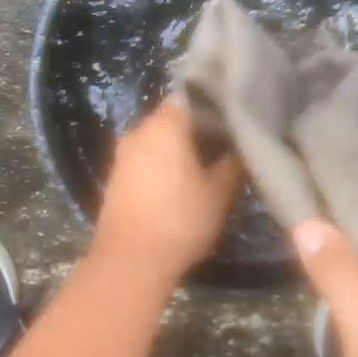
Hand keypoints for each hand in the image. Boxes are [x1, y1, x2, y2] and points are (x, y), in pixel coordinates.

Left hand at [93, 96, 241, 285]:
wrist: (130, 261)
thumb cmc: (181, 220)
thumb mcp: (219, 193)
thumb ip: (232, 163)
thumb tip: (241, 147)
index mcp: (165, 125)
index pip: (191, 95)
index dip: (215, 103)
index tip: (236, 116)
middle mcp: (139, 131)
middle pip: (173, 117)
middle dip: (199, 127)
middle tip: (227, 142)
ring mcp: (123, 156)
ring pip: (158, 140)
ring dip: (180, 148)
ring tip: (208, 164)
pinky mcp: (116, 179)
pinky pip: (145, 160)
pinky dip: (164, 164)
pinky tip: (182, 182)